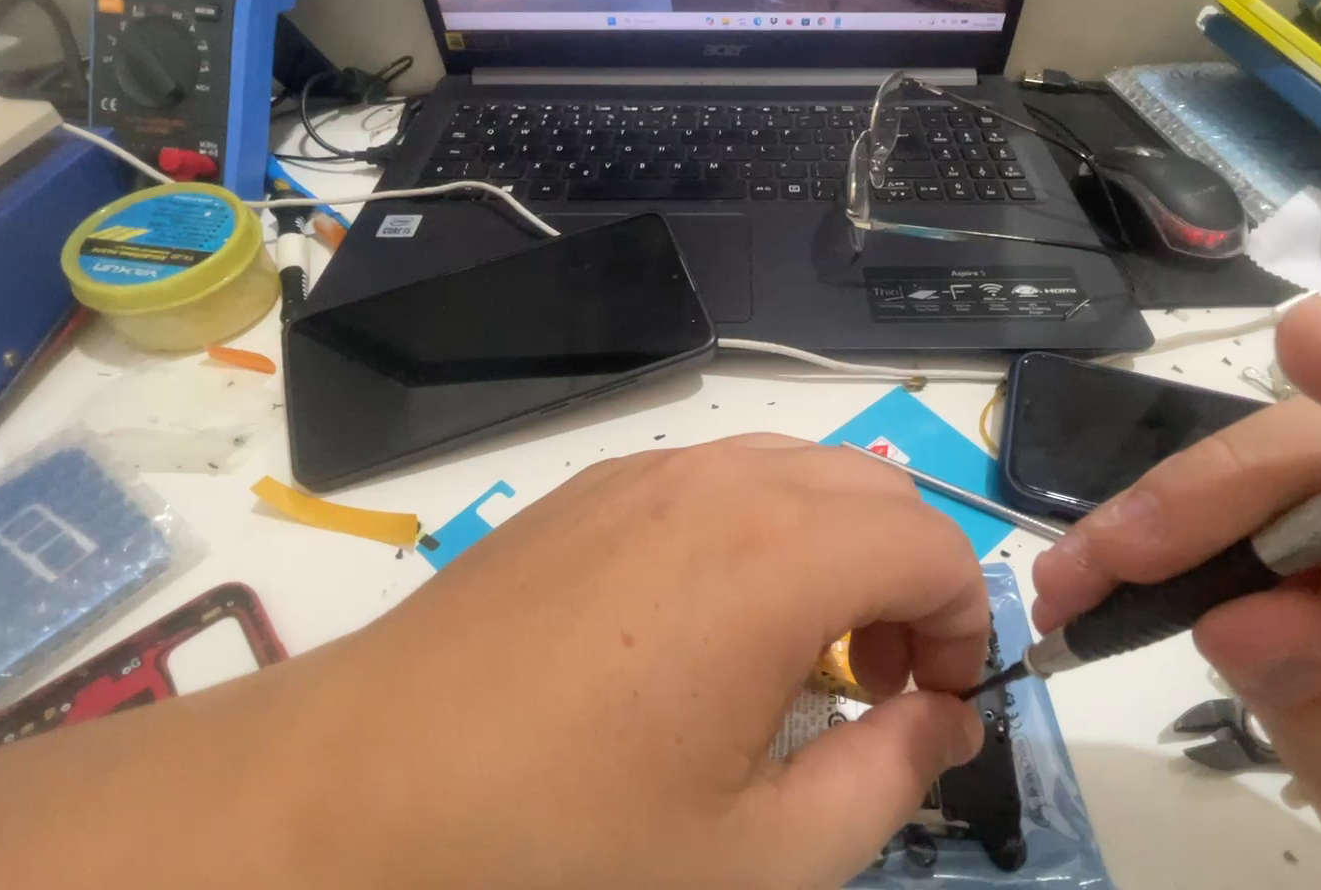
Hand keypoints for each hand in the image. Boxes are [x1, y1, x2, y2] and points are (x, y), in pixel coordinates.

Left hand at [0, 437, 989, 889]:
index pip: (935, 545)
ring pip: (800, 470)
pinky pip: (721, 476)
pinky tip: (709, 616)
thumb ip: (889, 776)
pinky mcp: (593, 485)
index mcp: (775, 556)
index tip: (934, 704)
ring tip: (798, 648)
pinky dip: (763, 526)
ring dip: (837, 545)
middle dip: (910, 577)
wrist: (353, 793)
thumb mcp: (761, 860)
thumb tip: (945, 716)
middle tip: (875, 680)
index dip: (967, 624)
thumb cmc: (564, 847)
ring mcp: (648, 470)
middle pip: (877, 489)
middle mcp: (720, 482)